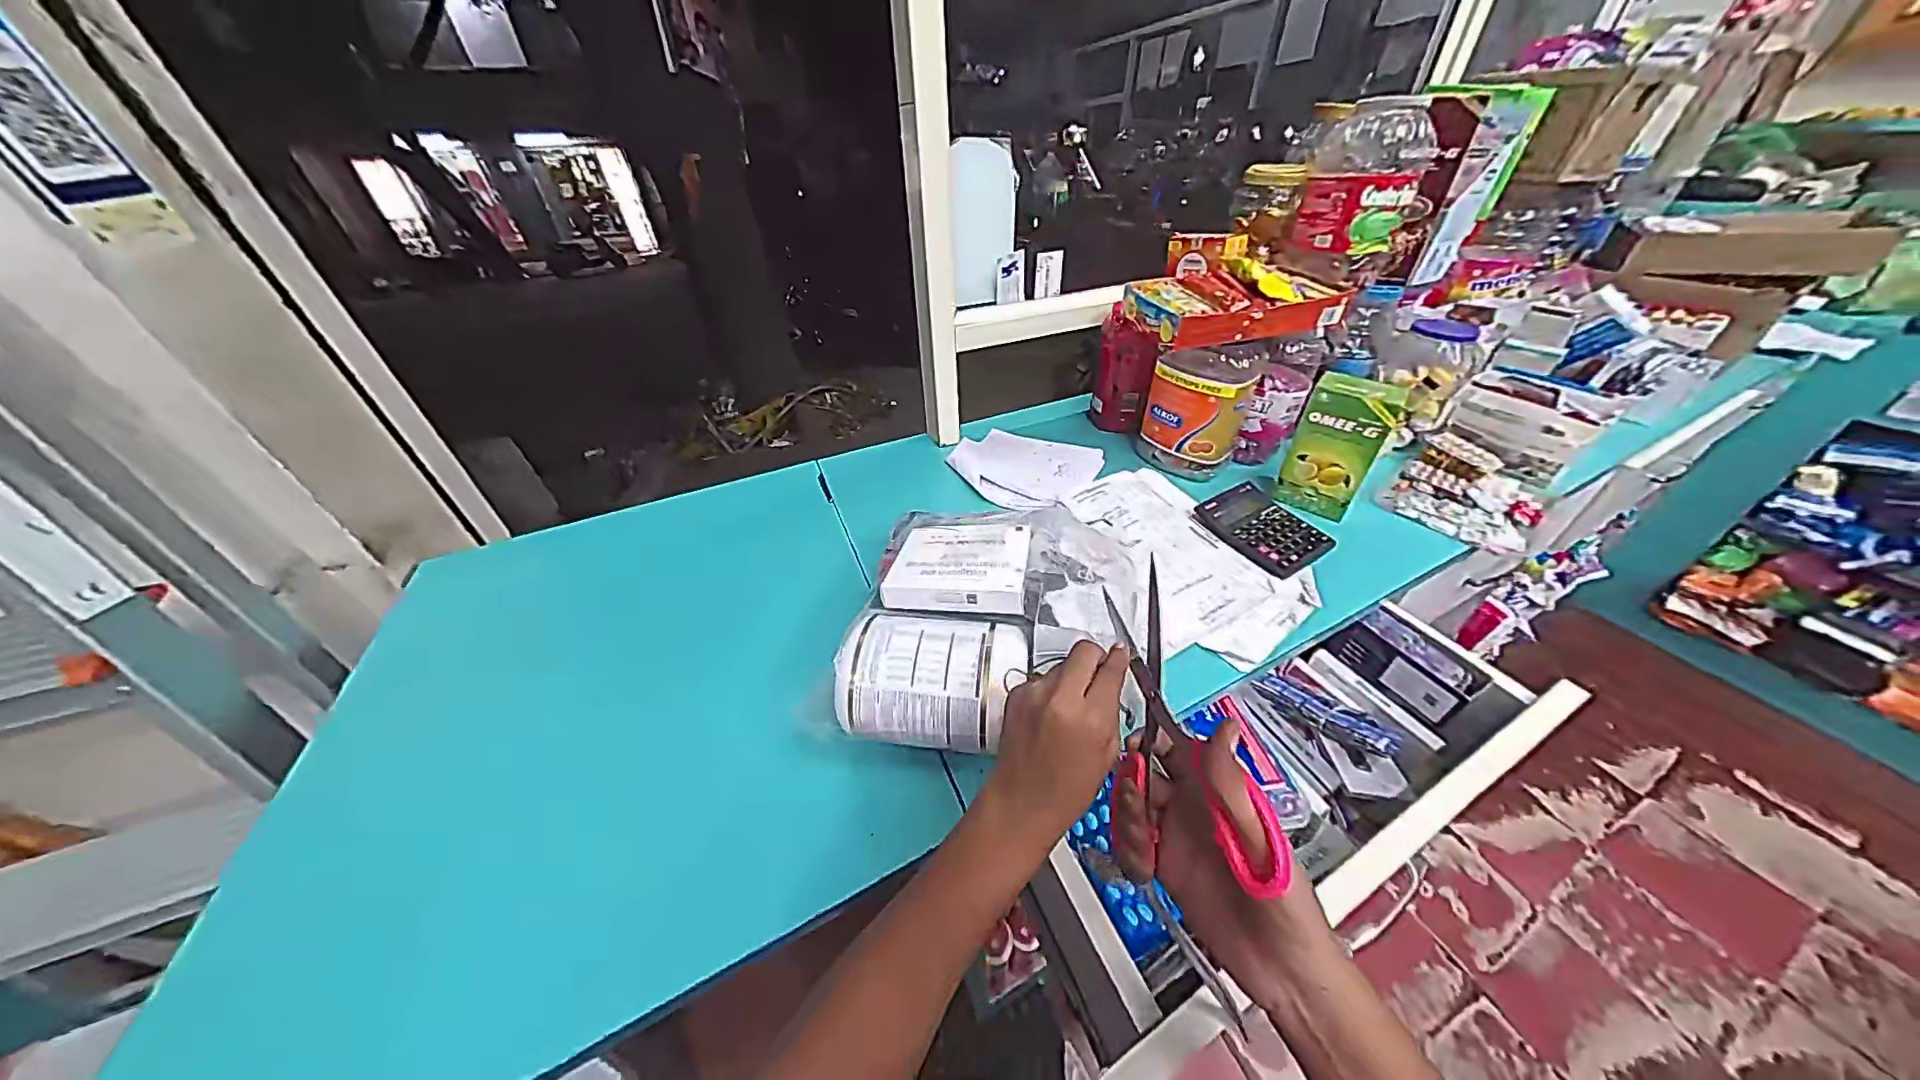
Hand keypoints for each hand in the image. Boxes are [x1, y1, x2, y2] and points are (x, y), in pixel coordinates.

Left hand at [981, 640, 1128, 843]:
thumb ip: (1111, 712)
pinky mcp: (1016, 694)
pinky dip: (1050, 689)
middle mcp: (1060, 698)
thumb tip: (1112, 680)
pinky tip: (1050, 713)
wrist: (1021, 801)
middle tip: (1099, 672)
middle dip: (1095, 657)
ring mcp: (1034, 693)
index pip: (1111, 668)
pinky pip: (1042, 678)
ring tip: (1071, 706)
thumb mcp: (1106, 754)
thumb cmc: (1067, 790)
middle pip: (1084, 651)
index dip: (1120, 658)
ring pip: (1062, 663)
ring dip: (1072, 676)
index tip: (1122, 654)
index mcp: (1090, 717)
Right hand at [1110, 713, 1342, 1003]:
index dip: (1153, 741)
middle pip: (1148, 776)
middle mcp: (1198, 811)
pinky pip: (1133, 844)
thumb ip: (1232, 785)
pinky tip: (1145, 869)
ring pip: (1135, 808)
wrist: (1284, 972)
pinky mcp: (1167, 867)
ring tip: (1145, 847)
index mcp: (1222, 795)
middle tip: (1135, 806)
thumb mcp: (1259, 840)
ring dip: (1128, 820)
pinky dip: (1129, 852)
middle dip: (1131, 783)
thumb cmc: (1287, 906)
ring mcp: (1180, 838)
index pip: (1179, 749)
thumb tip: (1225, 729)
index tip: (1135, 745)